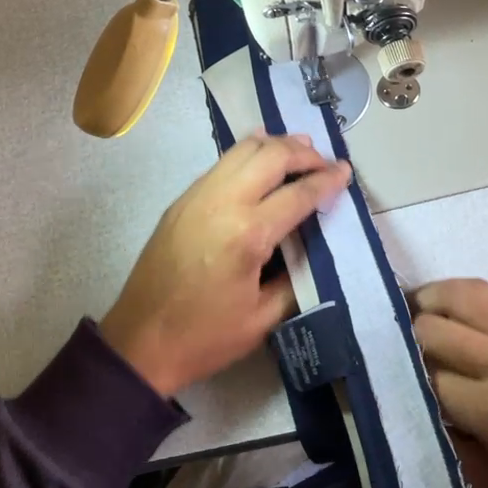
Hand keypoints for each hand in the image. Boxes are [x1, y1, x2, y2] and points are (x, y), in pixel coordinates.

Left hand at [100, 134, 351, 397]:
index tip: (346, 172)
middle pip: (270, 156)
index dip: (327, 181)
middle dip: (303, 153)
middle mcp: (222, 202)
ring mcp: (196, 196)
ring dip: (274, 146)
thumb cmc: (205, 337)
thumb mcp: (263, 318)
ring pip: (241, 150)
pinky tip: (260, 164)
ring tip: (298, 150)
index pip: (297, 194)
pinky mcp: (181, 201)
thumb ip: (295, 277)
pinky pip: (220, 164)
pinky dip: (247, 155)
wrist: (140, 341)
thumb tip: (312, 247)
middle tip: (324, 161)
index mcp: (247, 234)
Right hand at [411, 278, 487, 487]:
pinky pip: (484, 290)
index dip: (408, 384)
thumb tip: (407, 394)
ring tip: (415, 324)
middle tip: (408, 363)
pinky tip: (441, 308)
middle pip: (432, 331)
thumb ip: (445, 437)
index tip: (397, 389)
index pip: (426, 378)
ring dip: (426, 310)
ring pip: (453, 297)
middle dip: (412, 348)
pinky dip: (453, 296)